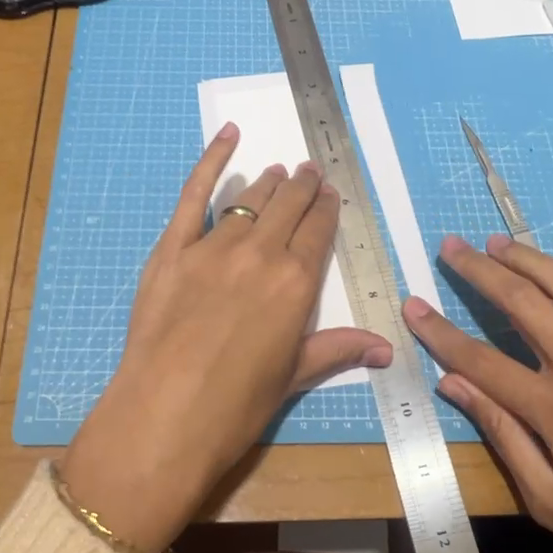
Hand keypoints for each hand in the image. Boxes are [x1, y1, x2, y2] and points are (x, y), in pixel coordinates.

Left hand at [60, 122, 390, 552]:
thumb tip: (388, 347)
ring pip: (250, 199)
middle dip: (303, 186)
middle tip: (310, 173)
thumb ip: (337, 349)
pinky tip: (228, 136)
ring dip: (268, 182)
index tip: (330, 194)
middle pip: (288, 206)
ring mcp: (214, 245)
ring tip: (278, 171)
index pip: (318, 230)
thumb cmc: (236, 406)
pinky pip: (195, 193)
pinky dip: (212, 160)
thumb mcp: (292, 376)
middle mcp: (261, 253)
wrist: (165, 416)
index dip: (326, 209)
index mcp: (296, 283)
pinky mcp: (173, 247)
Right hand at [404, 235, 552, 552]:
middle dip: (481, 271)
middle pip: (525, 305)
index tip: (413, 304)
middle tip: (453, 246)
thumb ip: (501, 434)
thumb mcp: (550, 503)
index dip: (441, 331)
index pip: (483, 360)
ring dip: (532, 261)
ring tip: (500, 243)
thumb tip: (453, 382)